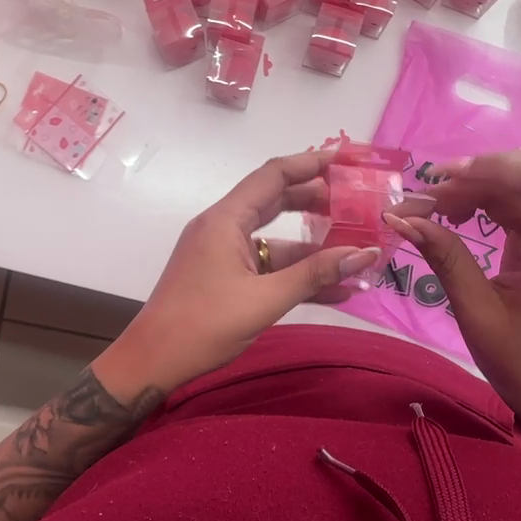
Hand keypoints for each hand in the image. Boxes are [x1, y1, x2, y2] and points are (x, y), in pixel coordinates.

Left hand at [99, 151, 381, 395]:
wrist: (154, 361)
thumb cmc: (204, 325)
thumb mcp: (265, 300)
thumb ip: (316, 274)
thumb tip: (367, 253)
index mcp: (225, 220)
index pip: (274, 175)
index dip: (312, 163)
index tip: (348, 160)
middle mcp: (223, 228)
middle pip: (276, 201)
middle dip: (318, 202)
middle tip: (358, 204)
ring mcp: (223, 254)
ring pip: (276, 240)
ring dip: (314, 248)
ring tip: (357, 250)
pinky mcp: (225, 278)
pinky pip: (266, 267)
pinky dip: (296, 274)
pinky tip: (336, 289)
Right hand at [383, 151, 520, 440]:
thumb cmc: (519, 359)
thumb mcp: (476, 312)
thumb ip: (446, 260)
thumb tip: (404, 221)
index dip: (502, 169)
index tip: (451, 176)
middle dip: (478, 177)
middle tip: (428, 195)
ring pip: (518, 190)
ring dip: (474, 190)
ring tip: (431, 207)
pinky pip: (513, 209)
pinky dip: (480, 205)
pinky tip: (451, 215)